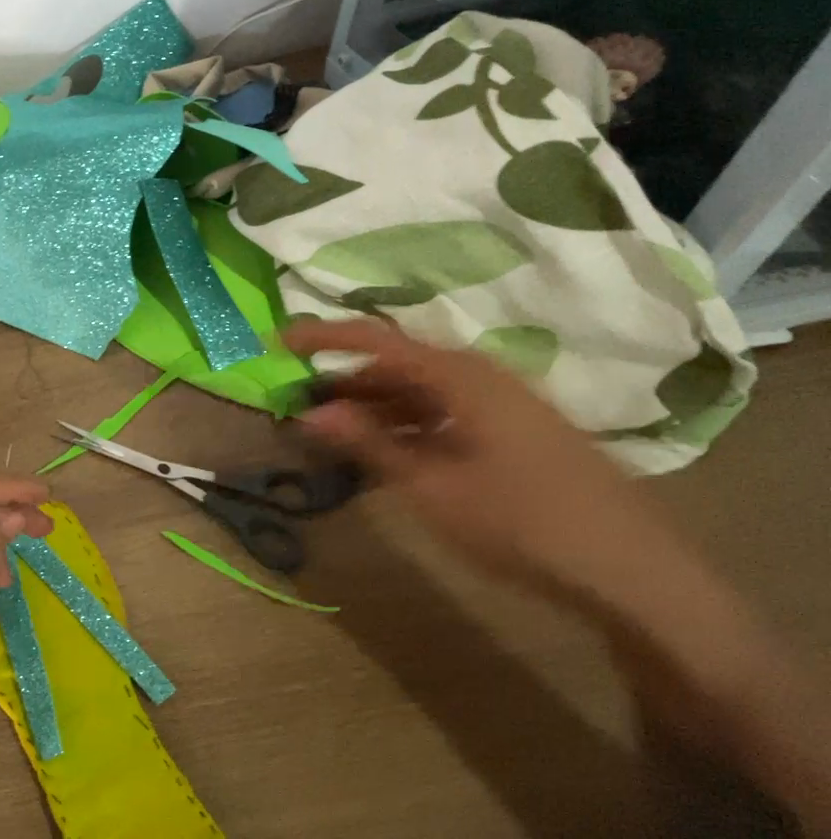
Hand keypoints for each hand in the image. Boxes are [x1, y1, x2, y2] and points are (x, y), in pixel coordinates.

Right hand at [283, 318, 676, 594]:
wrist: (634, 574)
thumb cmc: (521, 522)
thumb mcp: (430, 485)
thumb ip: (367, 442)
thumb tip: (309, 410)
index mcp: (461, 377)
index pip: (376, 338)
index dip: (323, 337)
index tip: (276, 344)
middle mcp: (483, 377)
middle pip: (398, 363)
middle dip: (345, 381)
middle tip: (301, 406)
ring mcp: (506, 404)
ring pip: (422, 389)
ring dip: (374, 406)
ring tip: (334, 434)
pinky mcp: (518, 432)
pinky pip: (447, 412)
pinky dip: (408, 423)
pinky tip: (388, 454)